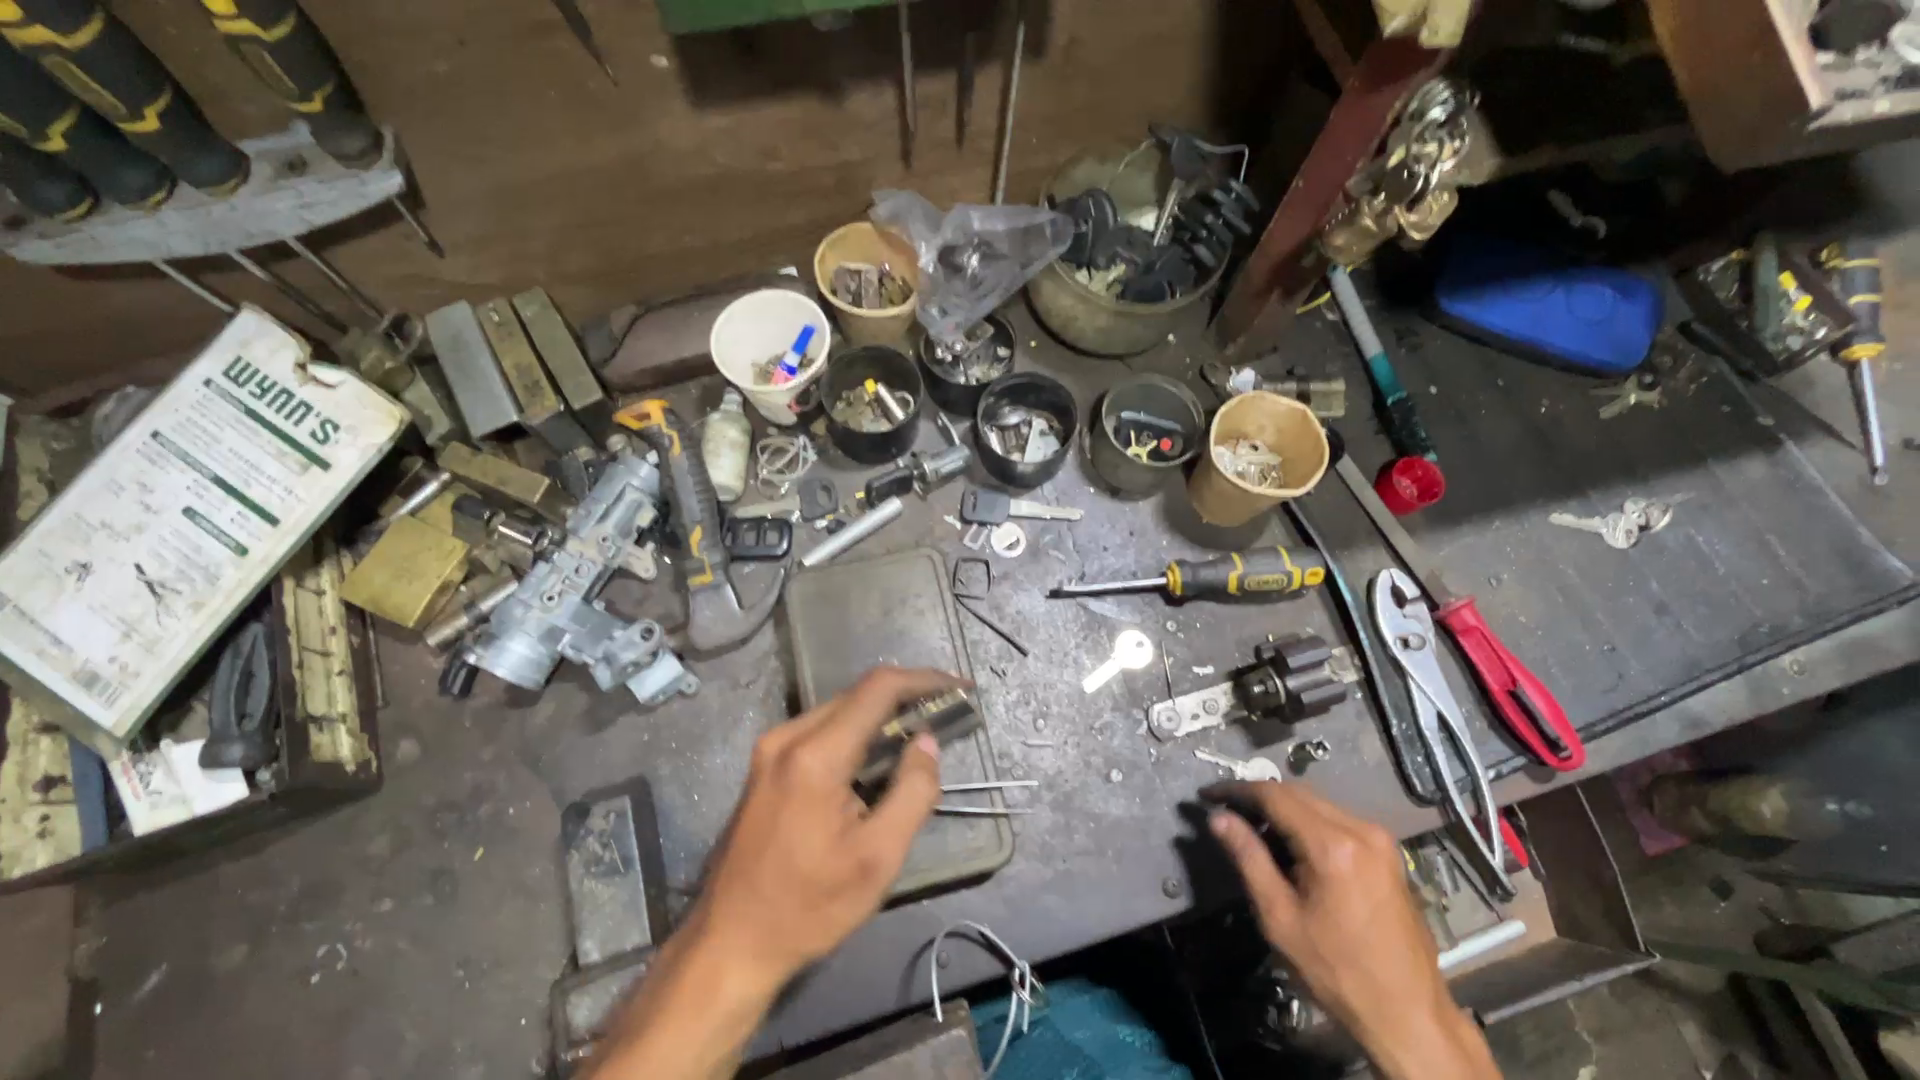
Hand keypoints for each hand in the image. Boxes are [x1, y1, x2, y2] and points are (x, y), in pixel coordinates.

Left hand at [586, 668, 960, 1079]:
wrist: (731, 941)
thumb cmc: (808, 907)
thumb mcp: (877, 858)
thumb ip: (912, 792)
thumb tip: (927, 741)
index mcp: (815, 756)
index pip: (878, 689)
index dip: (925, 680)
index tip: (961, 688)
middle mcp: (786, 738)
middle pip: (857, 696)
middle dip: (907, 698)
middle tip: (949, 715)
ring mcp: (769, 751)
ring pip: (838, 712)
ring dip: (881, 717)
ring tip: (922, 737)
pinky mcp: (764, 768)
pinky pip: (820, 733)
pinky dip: (856, 735)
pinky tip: (879, 759)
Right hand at [1207, 782, 1499, 1079]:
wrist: (1407, 1009)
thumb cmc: (1336, 969)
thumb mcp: (1280, 917)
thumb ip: (1249, 859)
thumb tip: (1218, 818)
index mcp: (1333, 846)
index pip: (1275, 796)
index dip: (1237, 790)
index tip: (1207, 795)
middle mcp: (1362, 830)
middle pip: (1299, 793)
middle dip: (1259, 797)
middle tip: (1226, 812)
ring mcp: (1381, 840)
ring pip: (1319, 804)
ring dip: (1284, 809)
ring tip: (1254, 831)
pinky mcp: (1388, 853)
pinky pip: (1339, 821)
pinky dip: (1308, 822)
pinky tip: (1291, 846)